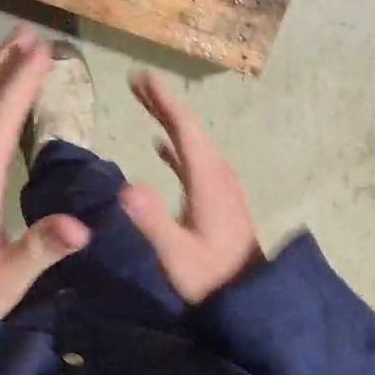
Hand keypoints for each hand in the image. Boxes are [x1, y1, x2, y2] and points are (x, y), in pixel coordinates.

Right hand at [118, 72, 262, 304]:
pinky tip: (161, 147)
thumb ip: (153, 221)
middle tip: (137, 82)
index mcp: (208, 181)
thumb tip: (125, 186)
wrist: (248, 298)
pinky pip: (195, 163)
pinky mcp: (219, 201)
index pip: (185, 130)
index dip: (164, 101)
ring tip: (146, 105)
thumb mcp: (176, 254)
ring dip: (170, 122)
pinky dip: (177, 149)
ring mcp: (221, 188)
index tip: (142, 76)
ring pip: (193, 144)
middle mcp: (217, 176)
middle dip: (165, 104)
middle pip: (191, 130)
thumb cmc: (210, 277)